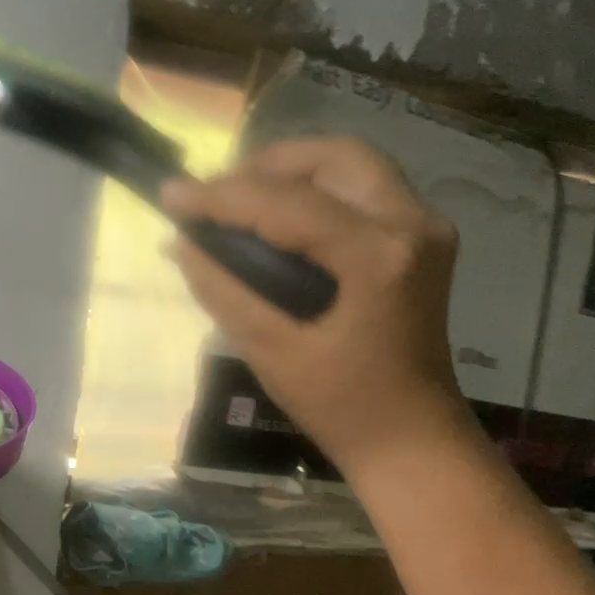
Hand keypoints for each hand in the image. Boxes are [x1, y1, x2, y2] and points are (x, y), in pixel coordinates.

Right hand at [162, 137, 468, 473]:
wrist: (408, 436)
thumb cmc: (338, 403)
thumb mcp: (270, 350)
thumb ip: (224, 291)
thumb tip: (182, 246)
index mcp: (377, 255)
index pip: (287, 203)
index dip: (222, 197)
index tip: (170, 195)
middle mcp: (412, 224)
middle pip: (335, 159)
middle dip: (265, 166)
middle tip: (212, 193)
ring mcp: (424, 228)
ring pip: (353, 167)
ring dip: (291, 173)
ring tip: (236, 199)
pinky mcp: (420, 241)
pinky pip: (363, 192)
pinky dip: (314, 192)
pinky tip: (275, 218)